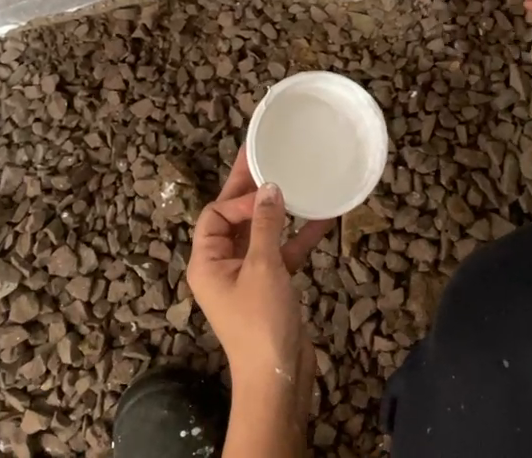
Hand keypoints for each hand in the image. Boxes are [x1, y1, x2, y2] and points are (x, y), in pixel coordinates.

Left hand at [188, 148, 333, 390]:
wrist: (279, 377)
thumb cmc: (261, 321)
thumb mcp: (263, 267)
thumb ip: (266, 224)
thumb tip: (270, 187)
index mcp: (207, 261)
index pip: (216, 213)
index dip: (239, 198)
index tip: (269, 191)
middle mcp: (223, 265)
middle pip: (236, 217)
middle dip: (253, 190)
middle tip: (269, 154)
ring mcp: (248, 276)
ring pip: (262, 232)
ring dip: (281, 210)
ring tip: (298, 178)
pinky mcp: (272, 286)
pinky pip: (283, 251)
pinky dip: (299, 235)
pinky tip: (324, 216)